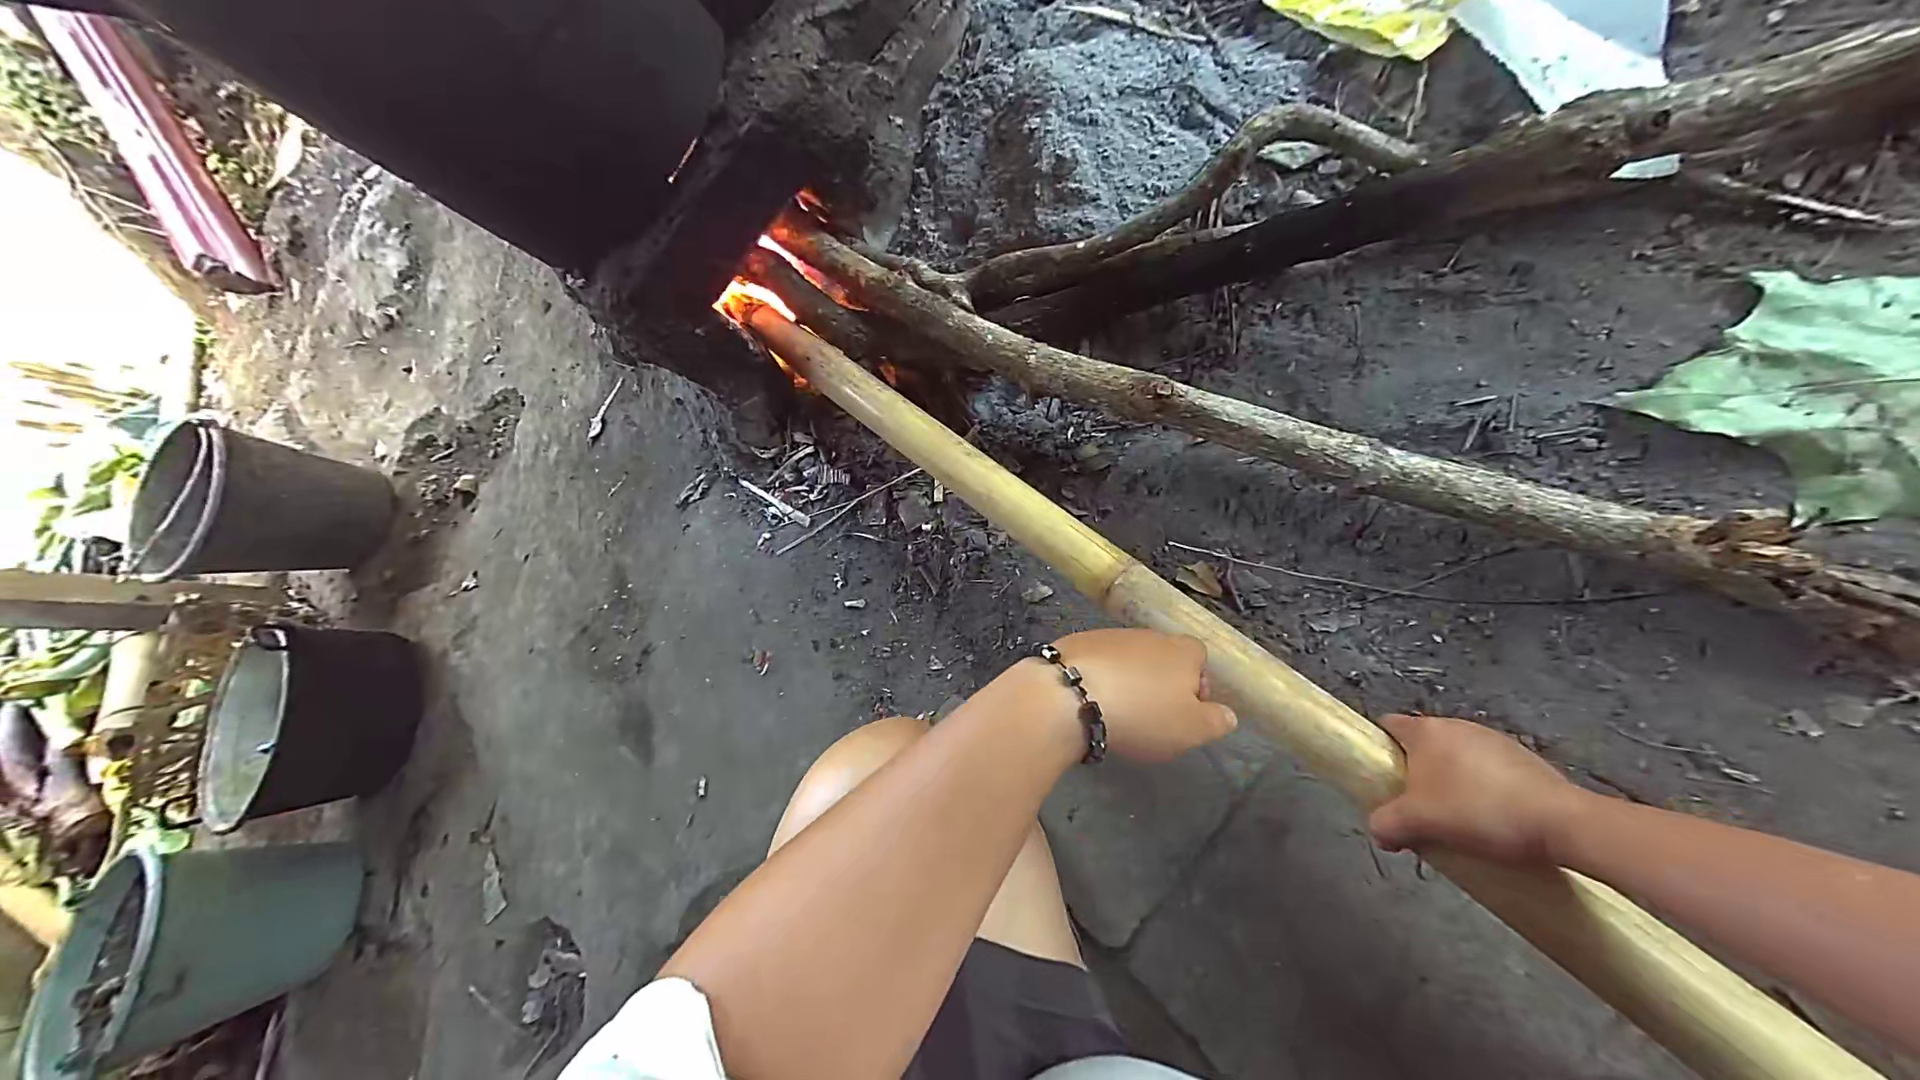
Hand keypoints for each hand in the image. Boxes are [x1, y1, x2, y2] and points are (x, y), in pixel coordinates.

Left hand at [1046, 628, 1237, 762]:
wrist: (1069, 694)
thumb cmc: (1141, 714)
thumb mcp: (1191, 730)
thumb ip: (1215, 721)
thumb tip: (1227, 714)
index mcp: (1182, 651)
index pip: (1199, 659)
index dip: (1196, 685)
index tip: (1184, 712)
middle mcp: (1147, 635)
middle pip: (1161, 657)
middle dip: (1158, 683)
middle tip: (1148, 716)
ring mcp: (1108, 635)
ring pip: (1127, 658)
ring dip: (1125, 679)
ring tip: (1115, 711)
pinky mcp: (1075, 642)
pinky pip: (1094, 662)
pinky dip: (1095, 677)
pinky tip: (1086, 700)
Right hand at [1368, 714, 1589, 863]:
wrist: (1564, 825)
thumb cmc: (1477, 811)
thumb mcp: (1417, 822)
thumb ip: (1386, 824)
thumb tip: (1380, 832)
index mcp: (1426, 730)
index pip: (1387, 725)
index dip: (1379, 749)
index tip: (1383, 777)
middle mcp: (1457, 725)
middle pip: (1423, 745)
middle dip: (1417, 773)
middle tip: (1420, 807)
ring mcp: (1496, 740)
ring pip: (1458, 758)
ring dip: (1453, 782)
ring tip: (1461, 818)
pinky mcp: (1527, 759)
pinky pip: (1491, 771)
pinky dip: (1486, 790)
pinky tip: (1495, 819)